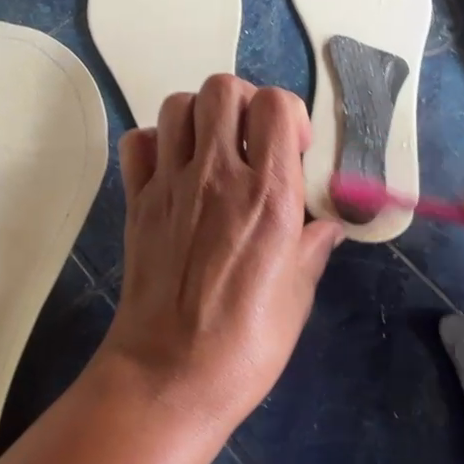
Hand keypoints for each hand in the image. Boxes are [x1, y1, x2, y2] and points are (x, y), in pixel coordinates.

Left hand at [95, 75, 344, 429]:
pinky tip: (171, 169)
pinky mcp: (137, 200)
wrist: (168, 375)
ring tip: (212, 149)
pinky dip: (154, 143)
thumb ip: (311, 249)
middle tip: (250, 139)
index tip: (293, 148)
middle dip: (243, 101)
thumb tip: (326, 226)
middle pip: (222, 88)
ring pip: (177, 105)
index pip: (275, 105)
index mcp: (268, 194)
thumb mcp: (297, 297)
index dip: (288, 114)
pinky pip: (137, 142)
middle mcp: (217, 174)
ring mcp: (170, 183)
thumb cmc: (246, 344)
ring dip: (199, 116)